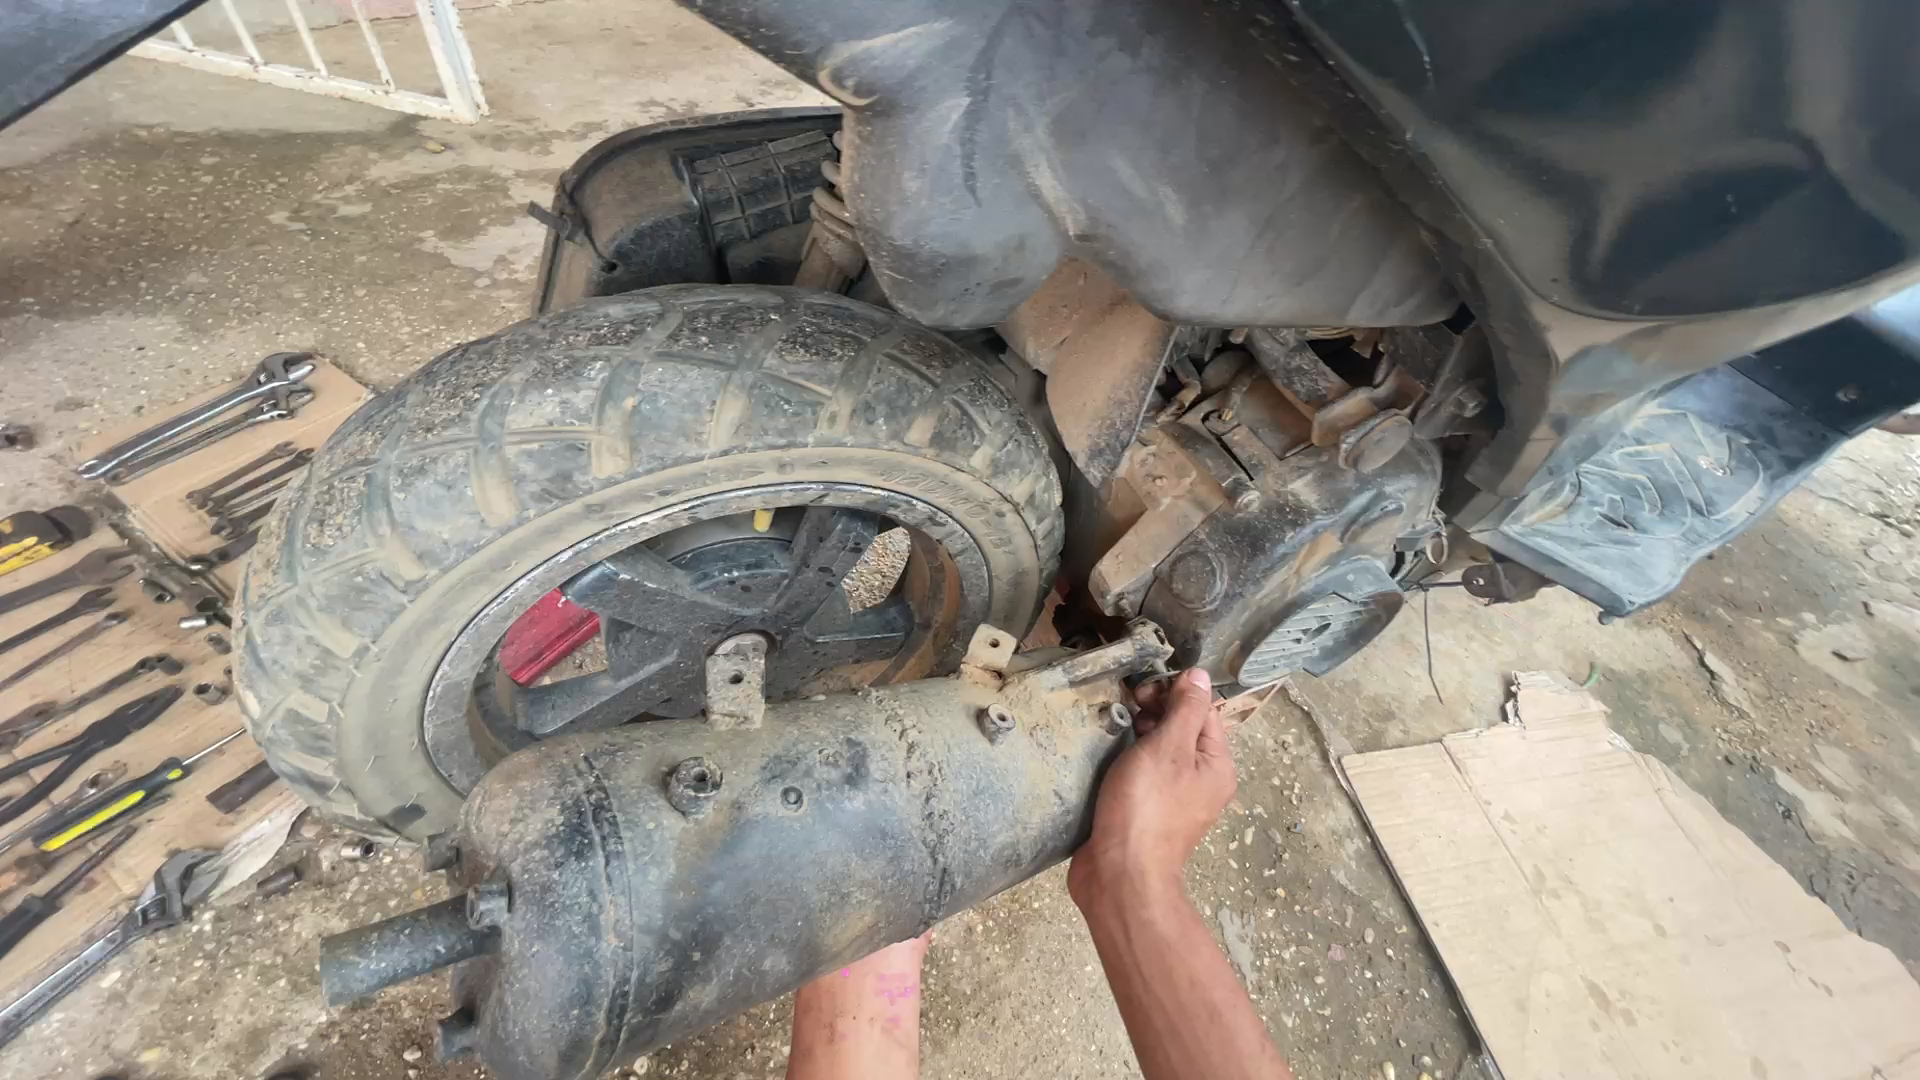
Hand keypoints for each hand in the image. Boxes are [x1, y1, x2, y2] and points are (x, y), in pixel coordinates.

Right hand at [1068, 668, 1235, 908]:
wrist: (1120, 875)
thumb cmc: (1147, 807)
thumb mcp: (1168, 748)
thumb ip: (1185, 709)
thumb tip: (1200, 675)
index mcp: (1216, 765)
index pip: (1203, 710)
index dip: (1175, 692)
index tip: (1142, 691)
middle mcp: (1200, 779)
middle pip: (1181, 726)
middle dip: (1154, 709)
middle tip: (1126, 706)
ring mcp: (1172, 795)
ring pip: (1157, 746)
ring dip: (1136, 730)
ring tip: (1112, 724)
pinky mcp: (1144, 806)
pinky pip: (1140, 768)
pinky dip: (1126, 754)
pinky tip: (1106, 749)